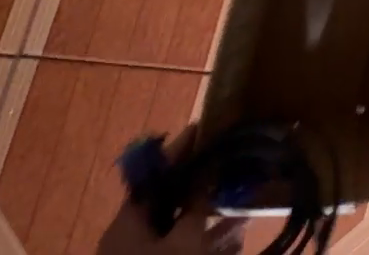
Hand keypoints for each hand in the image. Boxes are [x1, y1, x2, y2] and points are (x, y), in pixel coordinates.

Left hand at [99, 127, 246, 254]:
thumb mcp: (186, 241)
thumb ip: (198, 204)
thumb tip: (211, 171)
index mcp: (127, 222)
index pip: (153, 174)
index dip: (178, 149)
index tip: (205, 126)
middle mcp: (130, 236)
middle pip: (166, 196)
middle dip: (199, 178)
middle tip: (228, 158)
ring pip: (178, 222)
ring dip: (208, 207)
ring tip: (241, 191)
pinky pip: (183, 243)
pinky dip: (207, 234)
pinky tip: (237, 230)